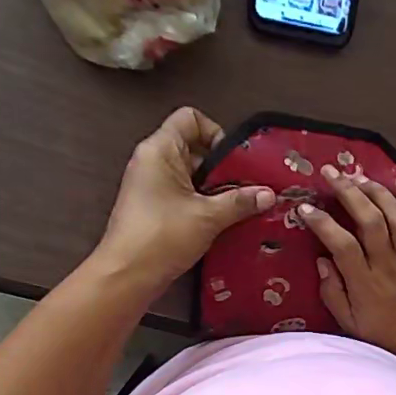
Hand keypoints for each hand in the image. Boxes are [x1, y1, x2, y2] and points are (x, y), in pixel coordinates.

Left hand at [92, 107, 274, 293]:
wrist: (126, 275)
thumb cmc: (162, 236)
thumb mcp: (208, 217)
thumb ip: (240, 202)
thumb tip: (269, 194)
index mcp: (160, 150)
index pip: (191, 119)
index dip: (216, 134)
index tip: (233, 162)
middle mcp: (153, 161)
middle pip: (195, 149)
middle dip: (222, 168)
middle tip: (247, 189)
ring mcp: (151, 186)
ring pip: (192, 176)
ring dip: (216, 190)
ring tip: (240, 208)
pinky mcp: (154, 209)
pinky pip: (184, 196)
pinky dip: (203, 205)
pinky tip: (222, 223)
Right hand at [300, 165, 395, 363]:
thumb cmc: (379, 331)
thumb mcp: (346, 320)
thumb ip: (332, 290)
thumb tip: (322, 259)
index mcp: (365, 283)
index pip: (343, 245)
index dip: (323, 224)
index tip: (306, 209)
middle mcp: (388, 264)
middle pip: (371, 220)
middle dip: (349, 193)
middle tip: (330, 173)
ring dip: (378, 191)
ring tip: (358, 176)